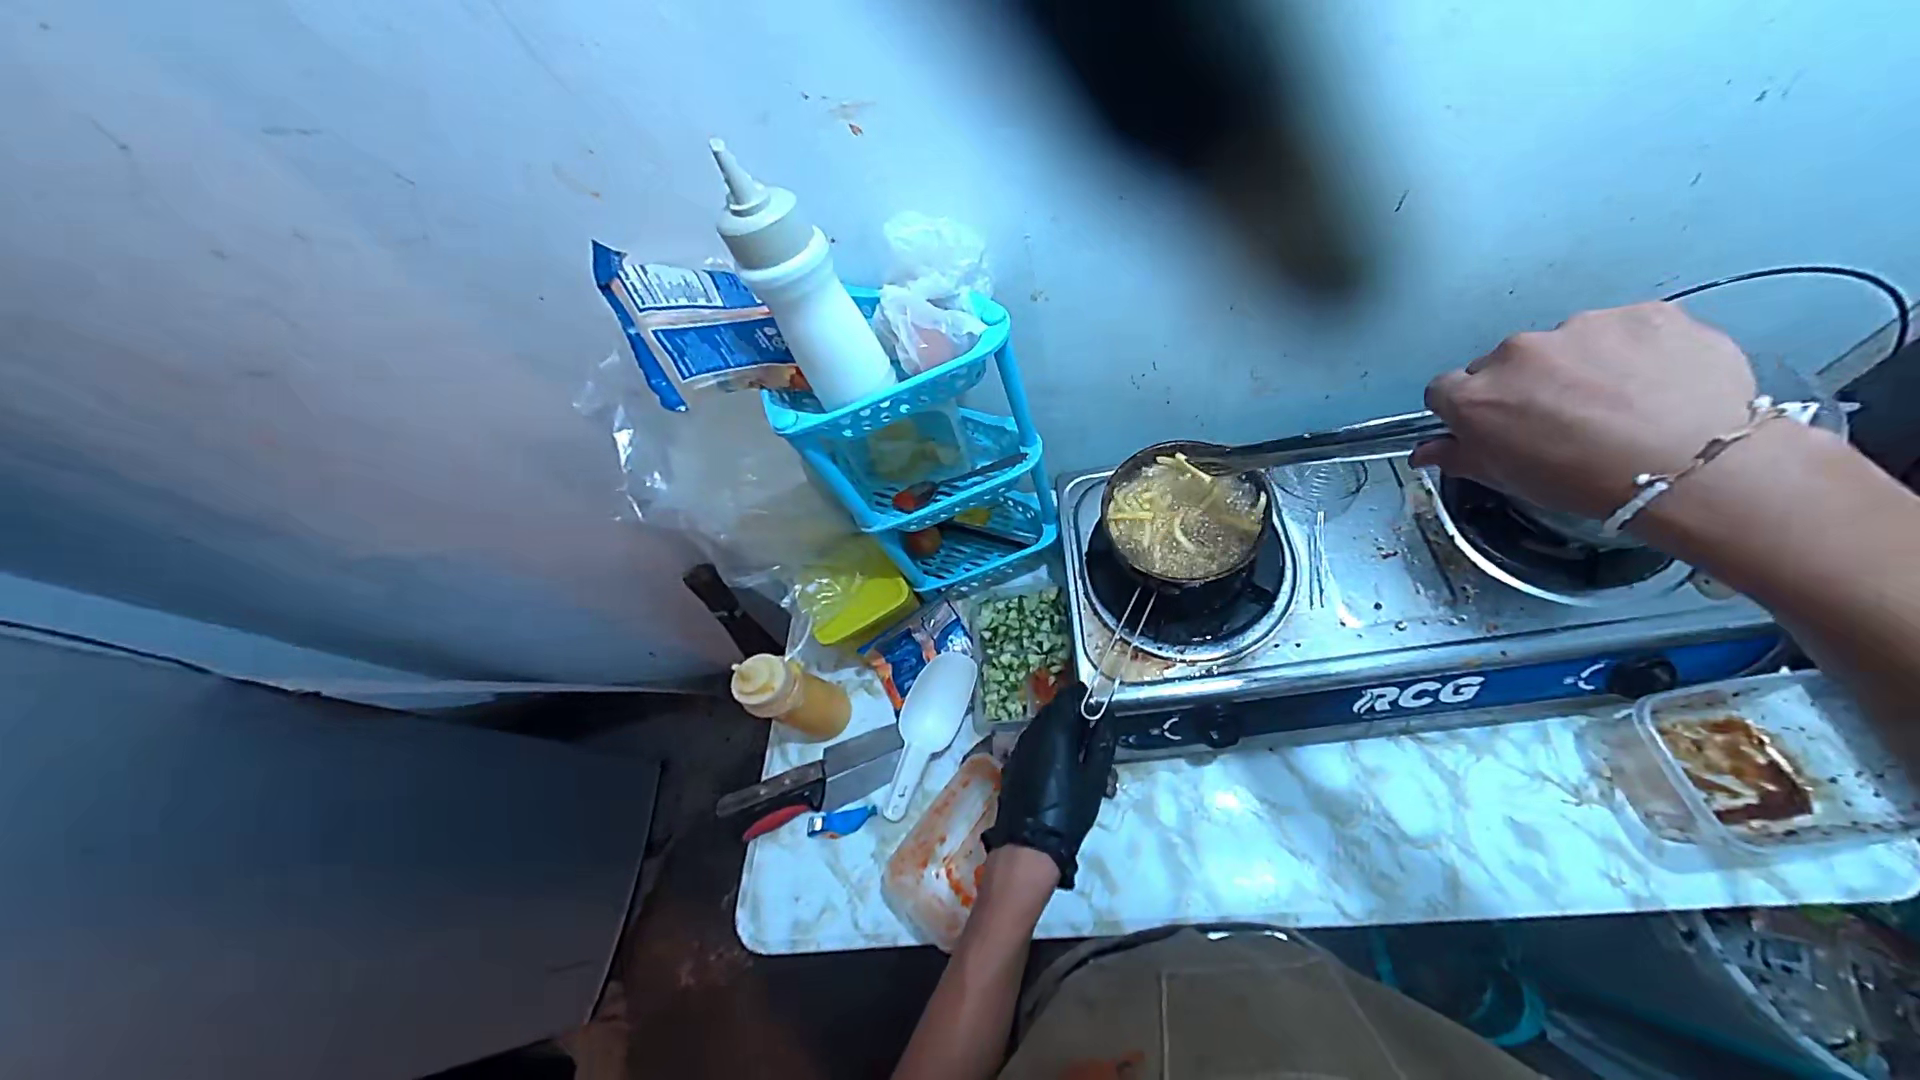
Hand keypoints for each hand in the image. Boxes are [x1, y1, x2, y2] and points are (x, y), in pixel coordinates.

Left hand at [981, 682, 1115, 889]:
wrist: (1029, 844)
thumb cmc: (1068, 810)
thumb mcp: (1095, 778)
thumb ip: (1101, 742)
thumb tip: (1106, 716)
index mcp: (1054, 729)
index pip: (1070, 694)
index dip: (1087, 699)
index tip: (1100, 713)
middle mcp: (1032, 730)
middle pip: (1056, 709)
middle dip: (1076, 718)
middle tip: (1094, 741)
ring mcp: (1019, 745)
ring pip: (1044, 726)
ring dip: (1062, 733)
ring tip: (1080, 760)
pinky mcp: (1013, 761)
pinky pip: (1034, 742)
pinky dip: (1048, 746)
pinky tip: (1060, 771)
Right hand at [1410, 302, 1756, 522]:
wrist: (1694, 465)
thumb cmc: (1584, 480)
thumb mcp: (1507, 478)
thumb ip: (1458, 456)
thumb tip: (1425, 452)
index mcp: (1474, 396)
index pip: (1444, 389)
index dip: (1463, 408)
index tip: (1489, 423)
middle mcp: (1516, 353)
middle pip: (1502, 363)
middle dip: (1520, 384)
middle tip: (1557, 417)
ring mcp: (1580, 327)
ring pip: (1563, 343)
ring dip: (1576, 364)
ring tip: (1614, 400)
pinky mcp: (1642, 313)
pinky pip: (1623, 328)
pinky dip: (1630, 350)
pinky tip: (1651, 382)